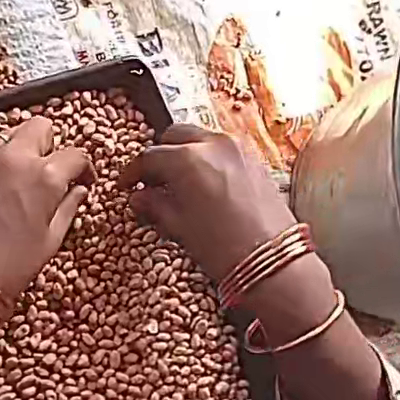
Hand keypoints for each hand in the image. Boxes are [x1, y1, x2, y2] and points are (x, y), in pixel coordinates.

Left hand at [0, 115, 91, 302]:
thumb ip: (68, 208)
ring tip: (25, 180)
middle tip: (53, 173)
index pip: (75, 155)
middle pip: (41, 128)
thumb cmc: (6, 266)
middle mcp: (15, 159)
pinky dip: (0, 161)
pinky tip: (1, 188)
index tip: (84, 181)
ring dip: (23, 150)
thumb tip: (78, 192)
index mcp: (45, 176)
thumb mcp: (50, 240)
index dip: (85, 168)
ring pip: (11, 135)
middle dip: (52, 145)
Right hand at [119, 124, 297, 281]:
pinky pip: (221, 148)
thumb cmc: (223, 249)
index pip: (149, 157)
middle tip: (150, 182)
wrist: (273, 263)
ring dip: (183, 154)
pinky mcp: (255, 158)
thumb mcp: (180, 227)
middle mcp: (213, 144)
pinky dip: (206, 159)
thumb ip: (156, 205)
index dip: (132, 172)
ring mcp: (237, 148)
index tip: (126, 186)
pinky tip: (202, 184)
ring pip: (199, 138)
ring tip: (176, 183)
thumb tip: (139, 197)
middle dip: (159, 155)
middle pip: (174, 136)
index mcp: (187, 159)